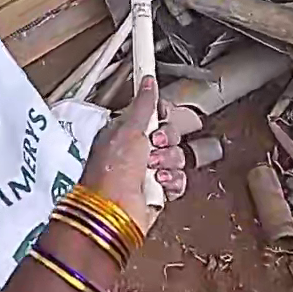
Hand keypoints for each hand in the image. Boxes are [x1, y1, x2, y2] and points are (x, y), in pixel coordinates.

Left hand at [80, 77, 184, 232]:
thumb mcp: (129, 130)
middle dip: (168, 139)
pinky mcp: (158, 190)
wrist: (114, 211)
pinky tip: (161, 184)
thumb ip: (143, 105)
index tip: (162, 115)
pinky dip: (173, 182)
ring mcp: (148, 170)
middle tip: (155, 145)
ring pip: (178, 156)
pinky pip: (179, 179)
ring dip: (169, 162)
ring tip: (154, 169)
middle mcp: (137, 148)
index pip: (154, 113)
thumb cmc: (112, 171)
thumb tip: (148, 80)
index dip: (162, 113)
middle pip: (171, 133)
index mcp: (126, 130)